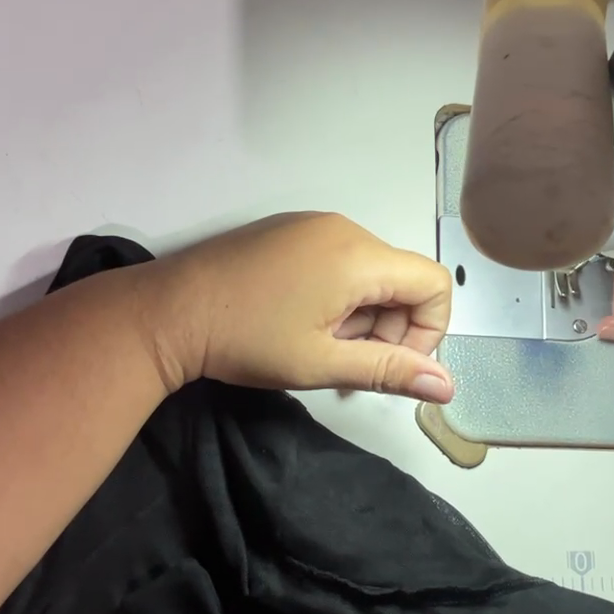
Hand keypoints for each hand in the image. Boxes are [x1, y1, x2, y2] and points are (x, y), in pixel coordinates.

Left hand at [145, 212, 454, 401]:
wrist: (167, 312)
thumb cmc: (245, 340)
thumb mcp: (323, 363)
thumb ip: (389, 371)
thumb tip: (446, 387)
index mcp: (358, 256)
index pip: (434, 285)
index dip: (427, 332)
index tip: (388, 364)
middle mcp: (343, 229)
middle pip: (401, 279)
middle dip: (389, 327)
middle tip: (344, 360)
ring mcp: (314, 226)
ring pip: (370, 274)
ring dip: (361, 316)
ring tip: (316, 342)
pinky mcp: (290, 232)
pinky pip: (340, 262)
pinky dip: (338, 297)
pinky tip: (301, 321)